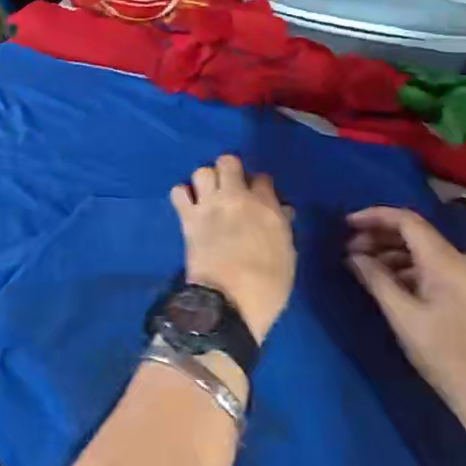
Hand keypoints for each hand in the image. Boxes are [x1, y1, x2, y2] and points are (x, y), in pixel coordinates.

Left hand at [170, 155, 294, 341]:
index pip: (262, 177)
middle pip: (228, 161)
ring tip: (209, 194)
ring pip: (202, 170)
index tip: (259, 195)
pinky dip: (183, 195)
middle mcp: (237, 198)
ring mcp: (209, 206)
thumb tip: (282, 211)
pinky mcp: (188, 219)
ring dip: (206, 180)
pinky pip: (178, 192)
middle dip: (230, 169)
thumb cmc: (267, 286)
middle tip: (231, 187)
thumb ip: (283, 228)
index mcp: (266, 206)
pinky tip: (189, 206)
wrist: (229, 303)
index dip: (260, 184)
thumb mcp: (287, 256)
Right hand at [346, 206, 465, 418]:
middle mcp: (461, 264)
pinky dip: (407, 272)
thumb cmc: (448, 358)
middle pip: (416, 235)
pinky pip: (433, 272)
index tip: (345, 224)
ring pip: (424, 254)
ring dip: (391, 255)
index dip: (375, 216)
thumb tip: (353, 256)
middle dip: (380, 236)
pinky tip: (388, 287)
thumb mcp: (405, 319)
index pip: (408, 221)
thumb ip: (377, 281)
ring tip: (362, 268)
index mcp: (447, 263)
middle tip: (348, 249)